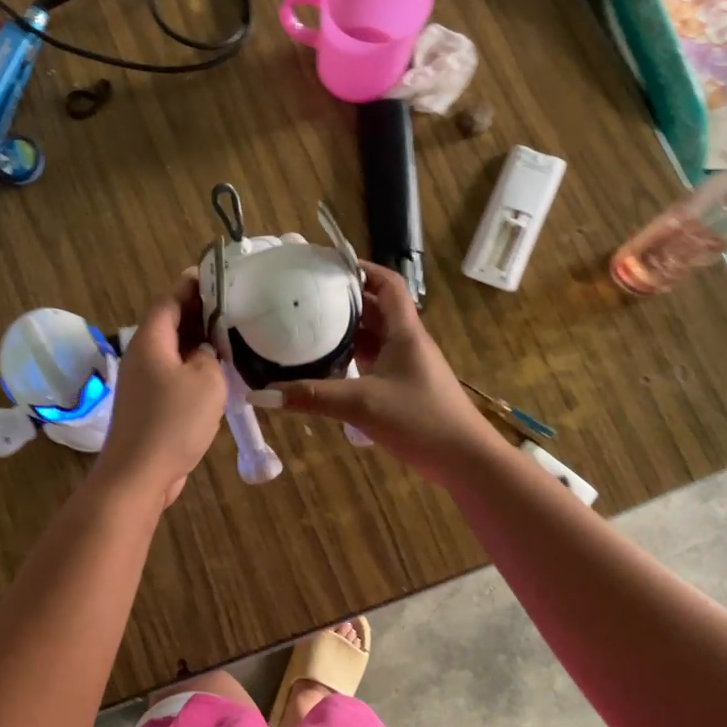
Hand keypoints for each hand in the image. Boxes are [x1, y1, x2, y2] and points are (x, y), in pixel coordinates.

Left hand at [92, 273, 226, 506]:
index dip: (191, 285)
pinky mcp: (149, 408)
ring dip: (198, 343)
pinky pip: (173, 377)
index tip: (215, 274)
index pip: (169, 300)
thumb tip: (205, 352)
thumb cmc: (172, 422)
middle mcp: (142, 357)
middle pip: (169, 324)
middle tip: (233, 304)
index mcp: (150, 341)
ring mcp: (142, 384)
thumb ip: (210, 356)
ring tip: (231, 336)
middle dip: (198, 312)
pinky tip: (218, 376)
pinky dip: (193, 370)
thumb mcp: (206, 381)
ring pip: (172, 352)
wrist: (138, 475)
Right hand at [251, 262, 494, 482]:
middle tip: (306, 297)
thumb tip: (262, 395)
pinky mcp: (402, 389)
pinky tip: (325, 368)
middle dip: (344, 299)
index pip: (388, 284)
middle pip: (376, 309)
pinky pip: (372, 362)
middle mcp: (406, 343)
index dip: (362, 268)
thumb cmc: (421, 420)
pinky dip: (350, 359)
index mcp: (404, 332)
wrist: (464, 460)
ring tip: (308, 328)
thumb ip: (312, 397)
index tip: (329, 266)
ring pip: (373, 337)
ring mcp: (406, 367)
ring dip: (346, 331)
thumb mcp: (362, 404)